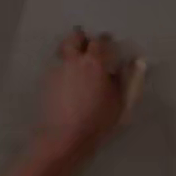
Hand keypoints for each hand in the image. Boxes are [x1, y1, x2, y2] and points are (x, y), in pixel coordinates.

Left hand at [31, 29, 144, 162]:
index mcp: (94, 63)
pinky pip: (56, 66)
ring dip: (70, 51)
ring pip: (62, 50)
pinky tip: (67, 80)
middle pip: (74, 38)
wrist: (63, 137)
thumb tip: (130, 64)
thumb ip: (124, 79)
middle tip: (89, 47)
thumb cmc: (96, 120)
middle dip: (82, 39)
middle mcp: (73, 61)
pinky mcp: (45, 81)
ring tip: (77, 62)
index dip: (105, 40)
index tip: (109, 44)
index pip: (100, 41)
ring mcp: (56, 70)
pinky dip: (63, 67)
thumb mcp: (119, 102)